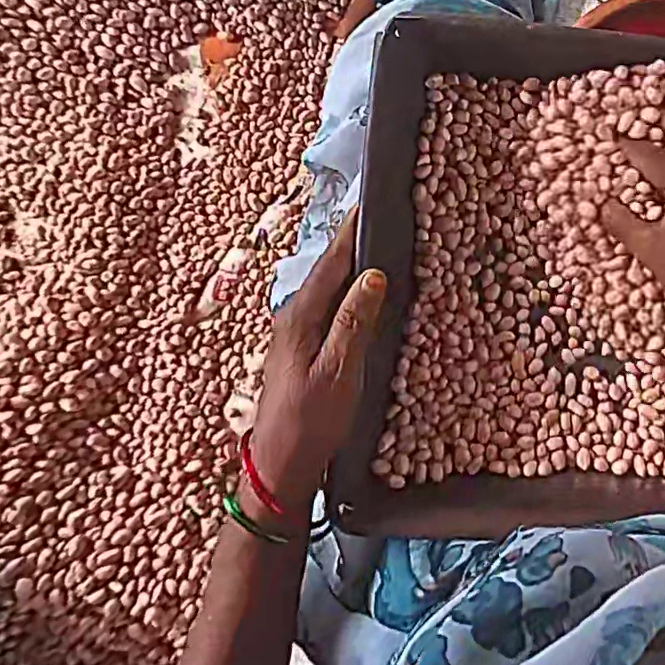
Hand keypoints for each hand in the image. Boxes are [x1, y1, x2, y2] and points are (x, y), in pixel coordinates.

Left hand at [251, 210, 387, 516]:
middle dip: (356, 238)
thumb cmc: (311, 421)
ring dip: (354, 261)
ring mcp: (298, 329)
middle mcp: (296, 315)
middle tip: (385, 214)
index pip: (333, 261)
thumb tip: (374, 274)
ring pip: (331, 284)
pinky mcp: (305, 343)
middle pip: (330, 266)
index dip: (353, 229)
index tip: (373, 200)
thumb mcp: (338, 373)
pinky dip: (350, 287)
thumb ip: (353, 322)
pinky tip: (366, 288)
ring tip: (381, 241)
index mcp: (302, 315)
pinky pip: (331, 302)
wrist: (280, 464)